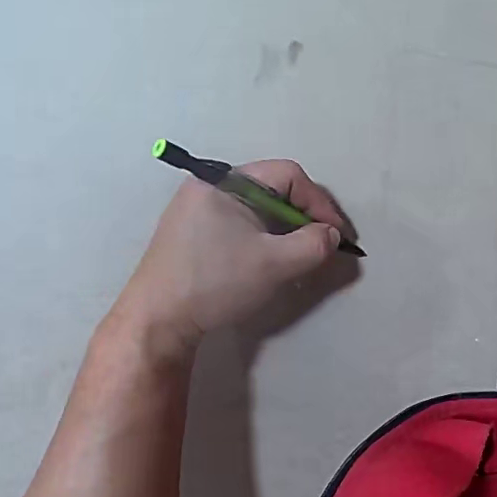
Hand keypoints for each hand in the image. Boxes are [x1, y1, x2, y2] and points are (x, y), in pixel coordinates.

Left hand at [116, 159, 351, 353]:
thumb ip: (313, 244)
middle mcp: (210, 187)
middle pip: (274, 189)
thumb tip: (332, 235)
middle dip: (305, 216)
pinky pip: (243, 224)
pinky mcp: (196, 233)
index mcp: (225, 182)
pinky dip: (267, 238)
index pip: (288, 176)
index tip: (338, 235)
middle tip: (325, 244)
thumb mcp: (274, 264)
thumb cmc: (215, 283)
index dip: (320, 203)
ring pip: (260, 209)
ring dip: (288, 229)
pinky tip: (273, 261)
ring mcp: (200, 210)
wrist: (158, 321)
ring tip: (303, 255)